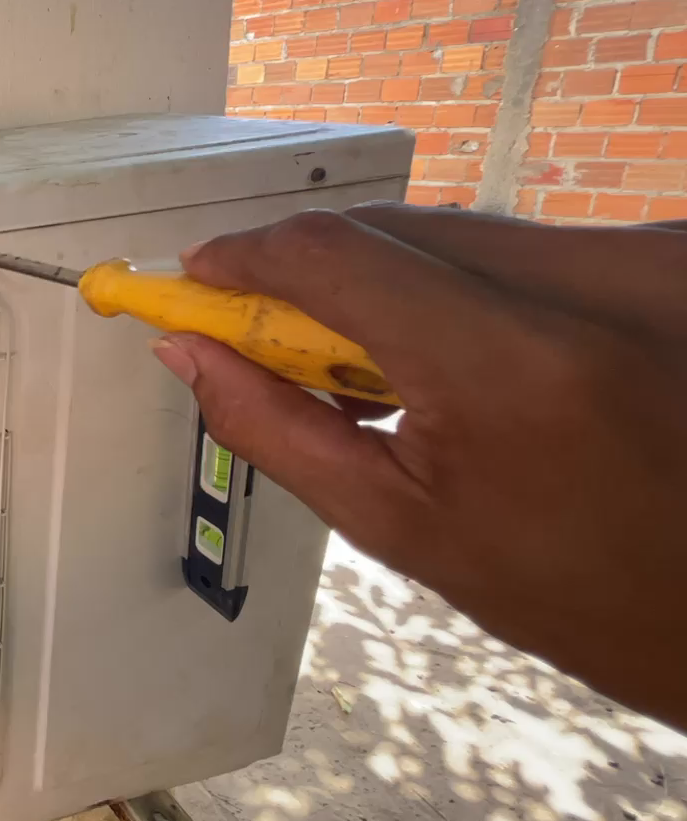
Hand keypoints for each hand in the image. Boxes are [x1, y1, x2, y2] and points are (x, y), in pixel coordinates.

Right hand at [152, 204, 686, 727]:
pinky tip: (461, 350)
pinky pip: (519, 244)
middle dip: (304, 274)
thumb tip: (182, 349)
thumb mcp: (391, 522)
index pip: (333, 255)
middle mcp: (607, 284)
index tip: (196, 276)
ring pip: (449, 232)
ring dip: (379, 280)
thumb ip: (266, 425)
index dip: (245, 255)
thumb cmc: (578, 590)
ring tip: (381, 364)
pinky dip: (453, 283)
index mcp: (515, 367)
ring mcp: (666, 261)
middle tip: (272, 336)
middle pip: (386, 231)